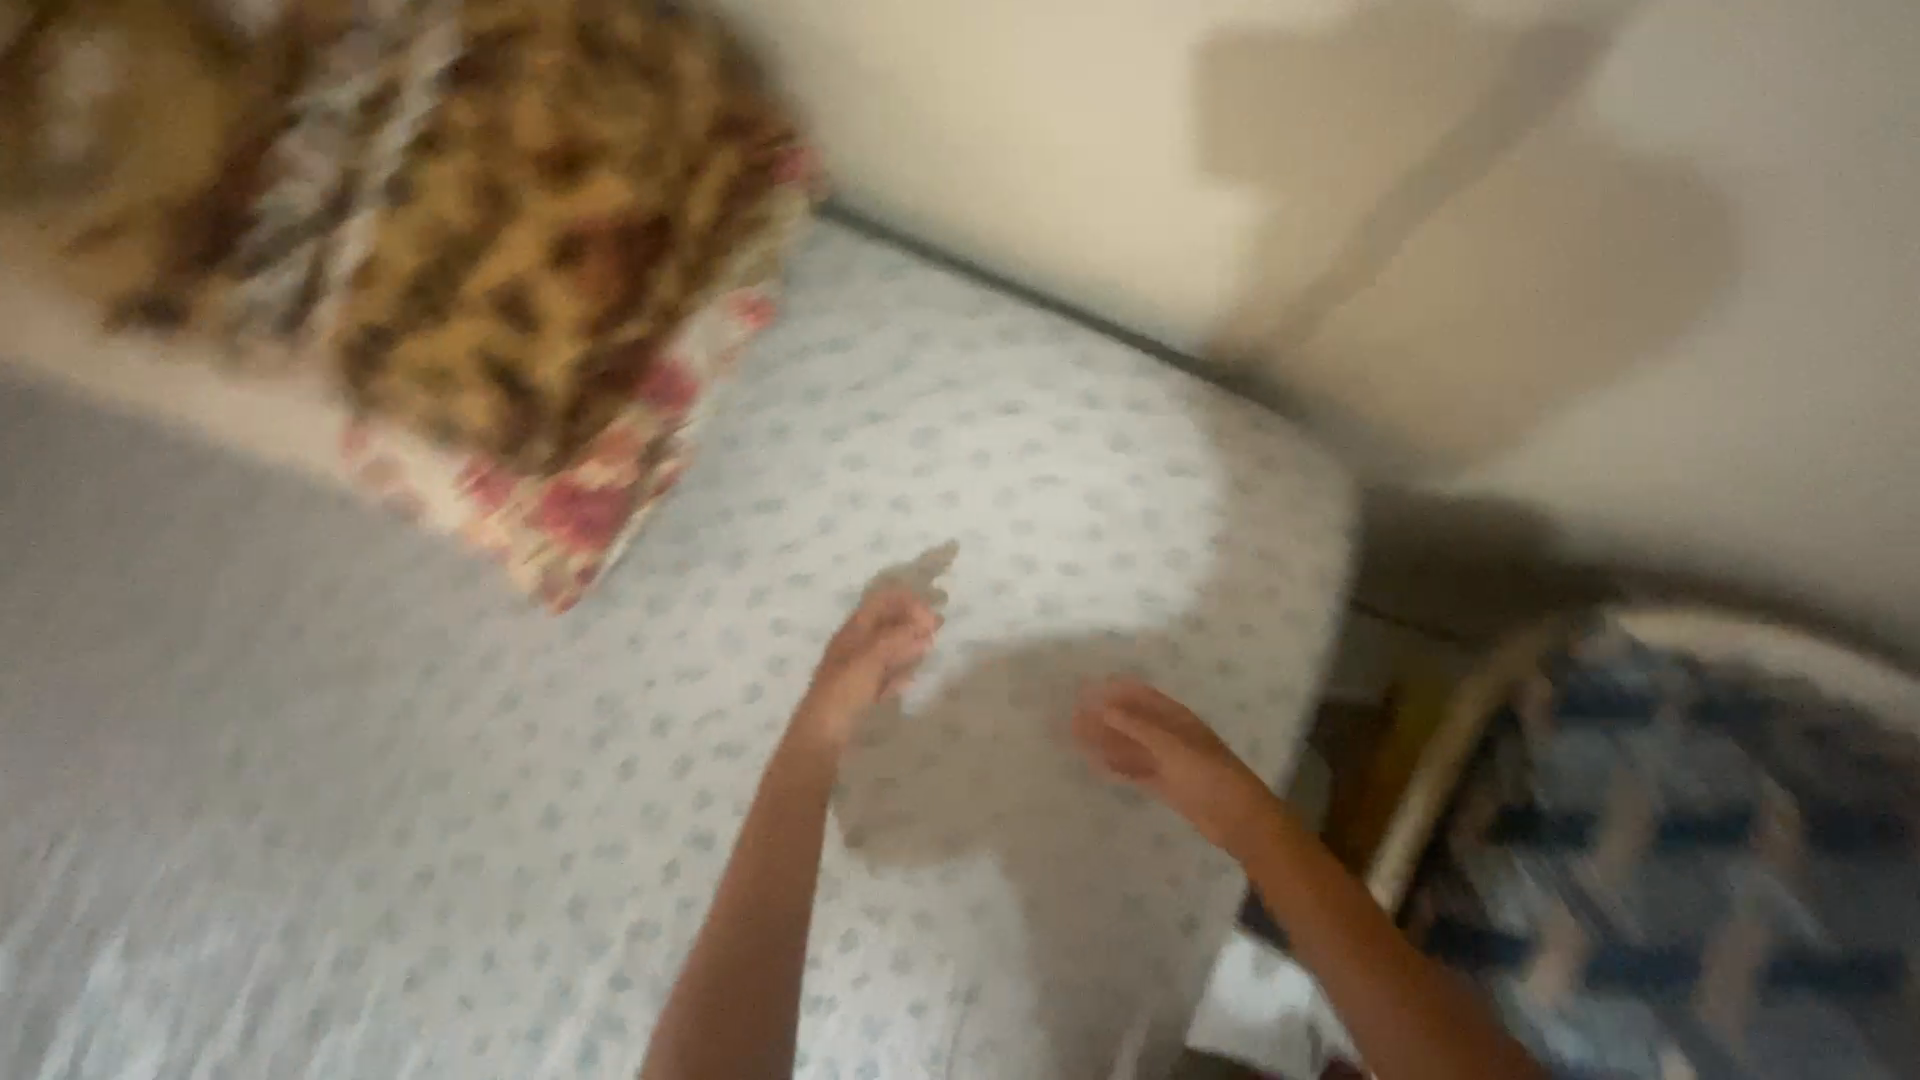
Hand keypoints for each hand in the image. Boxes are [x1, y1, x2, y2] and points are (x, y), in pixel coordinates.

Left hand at [797, 585, 939, 748]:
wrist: (822, 734)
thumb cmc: (845, 690)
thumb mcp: (871, 658)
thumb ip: (897, 637)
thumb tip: (923, 622)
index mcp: (853, 630)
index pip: (881, 601)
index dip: (907, 601)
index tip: (930, 614)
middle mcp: (854, 645)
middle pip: (885, 623)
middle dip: (911, 621)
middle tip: (938, 627)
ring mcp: (856, 669)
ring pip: (886, 649)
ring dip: (908, 644)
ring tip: (929, 648)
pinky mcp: (859, 692)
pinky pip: (883, 675)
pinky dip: (899, 671)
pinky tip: (911, 678)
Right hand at [1072, 677, 1281, 861]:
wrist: (1238, 819)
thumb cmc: (1209, 775)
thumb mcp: (1172, 746)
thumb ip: (1138, 726)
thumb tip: (1105, 707)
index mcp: (1177, 719)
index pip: (1141, 696)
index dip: (1114, 691)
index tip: (1085, 690)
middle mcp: (1170, 736)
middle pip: (1132, 722)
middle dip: (1104, 717)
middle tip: (1072, 717)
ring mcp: (1168, 761)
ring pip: (1130, 746)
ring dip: (1105, 741)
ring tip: (1076, 738)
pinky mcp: (1165, 785)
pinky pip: (1135, 770)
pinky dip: (1116, 765)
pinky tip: (1096, 764)